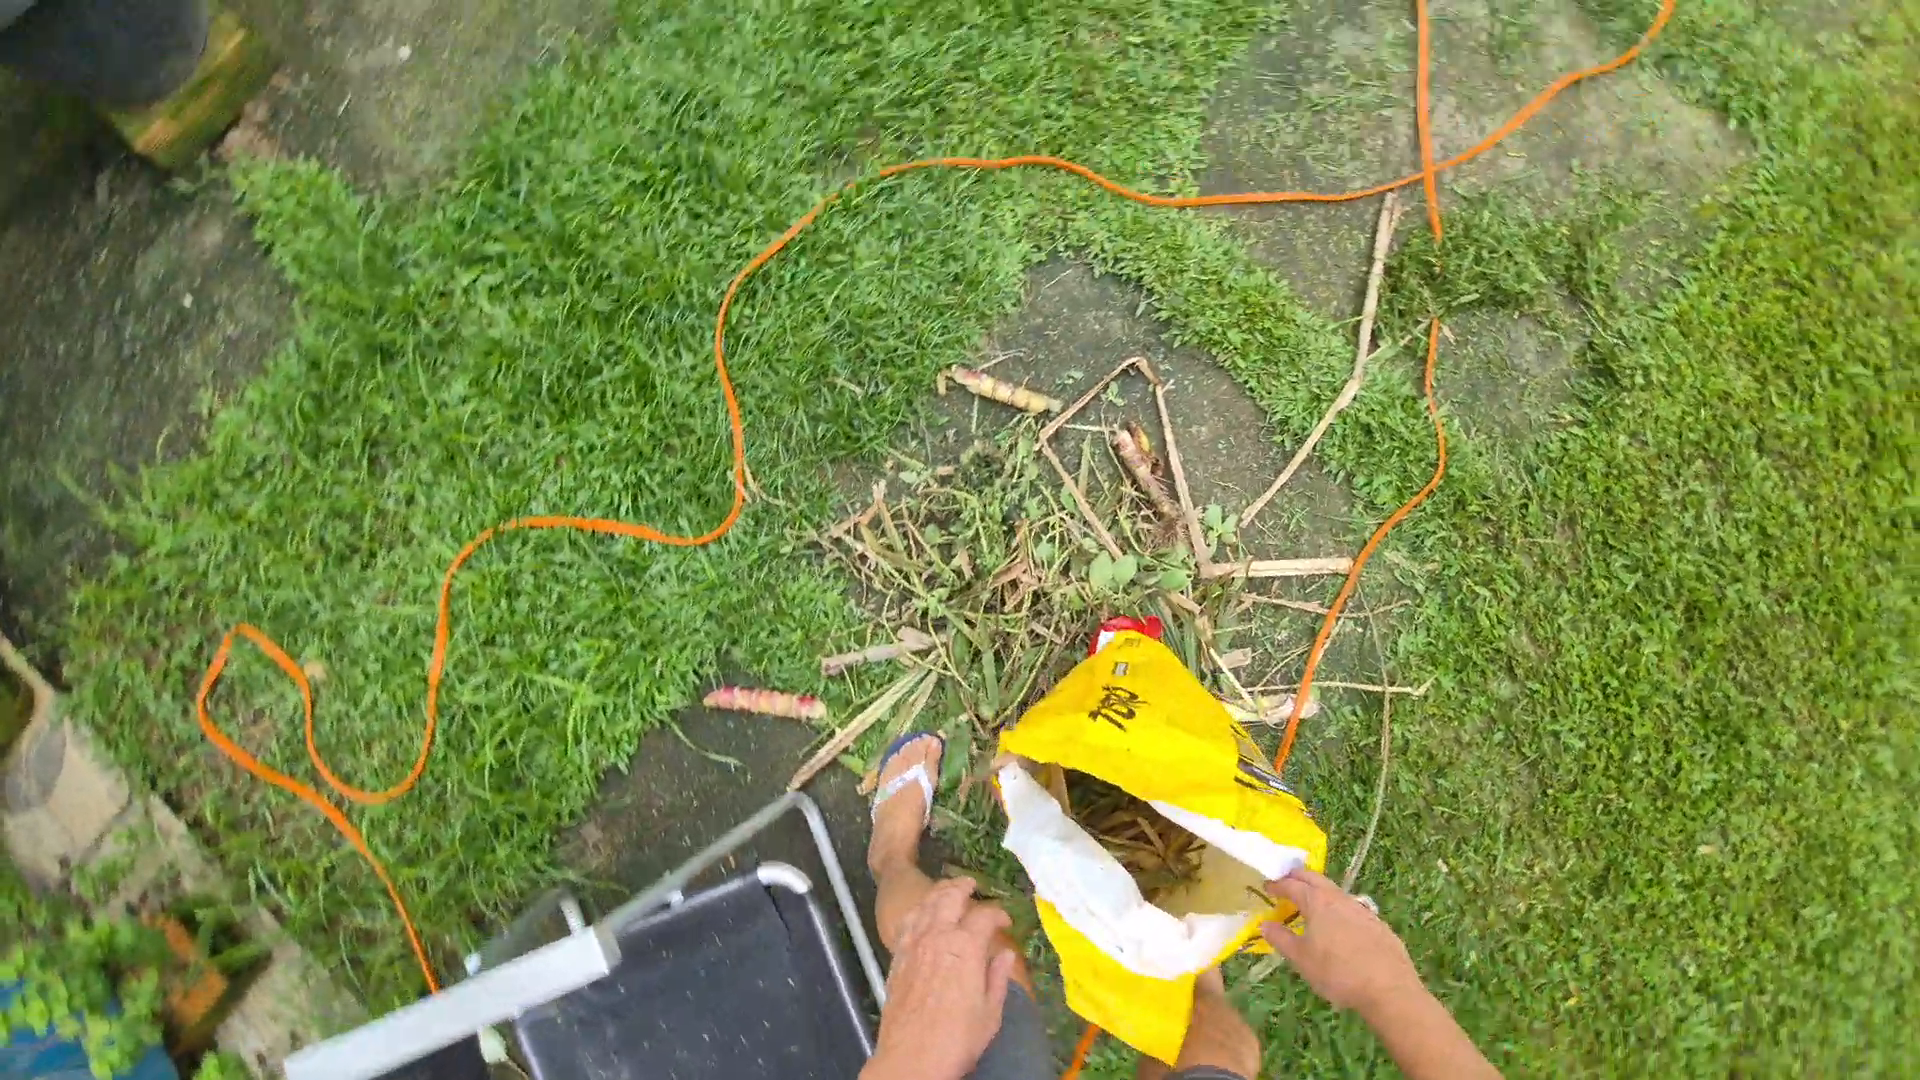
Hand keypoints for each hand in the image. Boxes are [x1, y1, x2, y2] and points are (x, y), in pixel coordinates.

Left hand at [862, 877, 1018, 1079]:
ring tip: (948, 888)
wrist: (910, 1060)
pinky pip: (909, 921)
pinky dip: (919, 909)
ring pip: (926, 904)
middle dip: (963, 886)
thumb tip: (1006, 954)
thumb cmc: (956, 1040)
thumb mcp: (989, 1015)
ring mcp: (915, 943)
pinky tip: (923, 912)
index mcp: (966, 947)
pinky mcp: (898, 955)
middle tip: (972, 884)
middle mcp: (938, 936)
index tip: (1005, 921)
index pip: (984, 916)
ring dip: (939, 891)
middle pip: (950, 896)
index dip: (998, 913)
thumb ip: (998, 979)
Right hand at [1261, 868, 1422, 1015]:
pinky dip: (1340, 909)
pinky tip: (1342, 927)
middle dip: (1298, 877)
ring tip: (1313, 903)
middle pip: (1315, 878)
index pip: (1291, 884)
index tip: (1267, 886)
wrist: (1390, 991)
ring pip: (1336, 892)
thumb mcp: (1301, 959)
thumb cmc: (1338, 972)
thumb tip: (1264, 924)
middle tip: (1286, 882)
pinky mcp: (1380, 926)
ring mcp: (1362, 910)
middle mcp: (1339, 898)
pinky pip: (1353, 909)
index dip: (1277, 884)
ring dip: (1320, 892)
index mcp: (1317, 901)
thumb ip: (1280, 938)